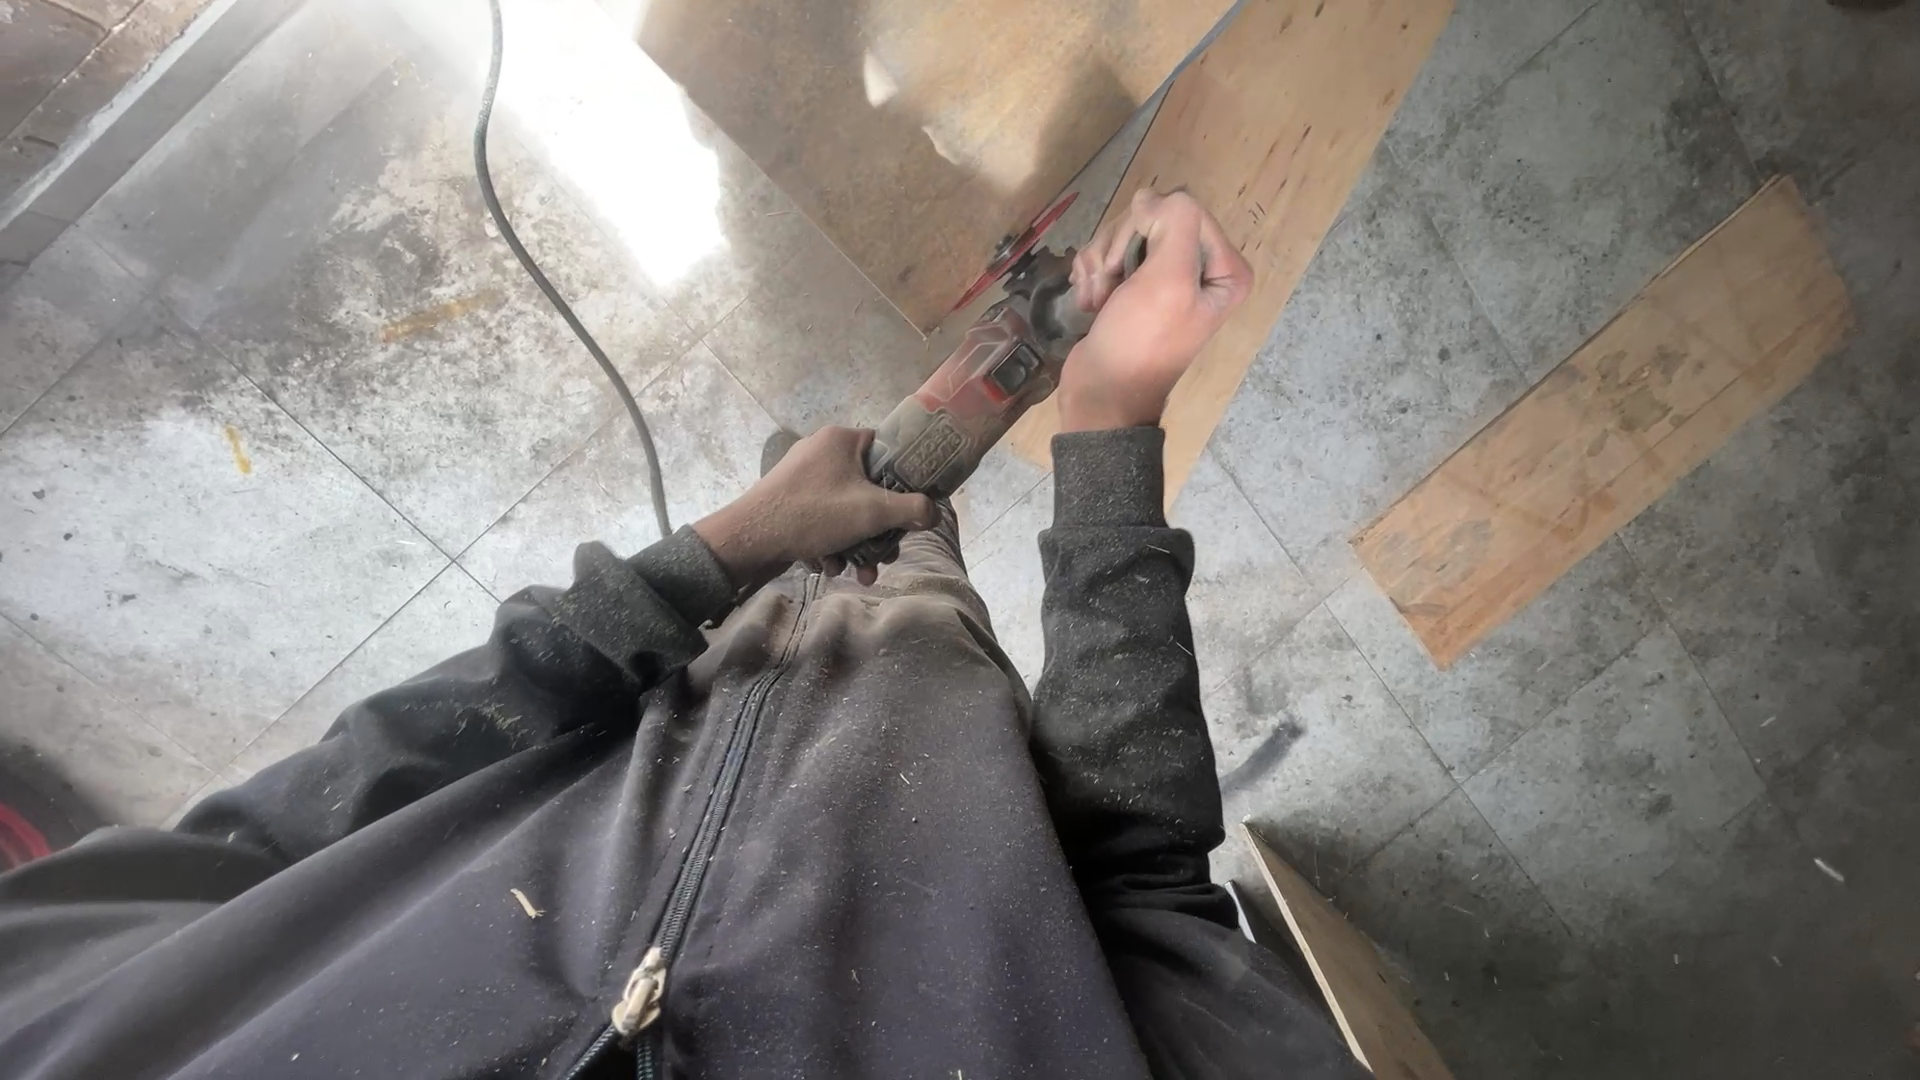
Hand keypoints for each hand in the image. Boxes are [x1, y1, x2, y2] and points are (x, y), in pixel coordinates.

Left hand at [693, 426, 936, 588]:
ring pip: (846, 509)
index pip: (887, 450)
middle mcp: (821, 451)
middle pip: (869, 488)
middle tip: (887, 554)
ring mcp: (802, 476)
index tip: (911, 509)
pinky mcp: (788, 500)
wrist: (749, 540)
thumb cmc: (814, 514)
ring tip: (859, 572)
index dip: (905, 480)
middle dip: (879, 529)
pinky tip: (829, 566)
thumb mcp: (872, 512)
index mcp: (841, 440)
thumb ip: (911, 510)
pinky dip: (831, 543)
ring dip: (857, 544)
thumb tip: (934, 514)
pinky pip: (823, 518)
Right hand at [1057, 188, 1253, 430]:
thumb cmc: (1140, 342)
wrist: (1102, 393)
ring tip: (1097, 299)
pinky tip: (1090, 301)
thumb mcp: (1168, 280)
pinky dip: (1092, 275)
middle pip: (1151, 220)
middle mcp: (1198, 269)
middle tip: (1109, 284)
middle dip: (1118, 250)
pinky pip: (1107, 256)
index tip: (1124, 266)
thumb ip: (1174, 223)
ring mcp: (1162, 279)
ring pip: (1123, 236)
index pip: (1183, 211)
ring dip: (1100, 264)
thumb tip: (1148, 198)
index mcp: (1225, 269)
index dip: (1147, 229)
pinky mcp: (1130, 289)